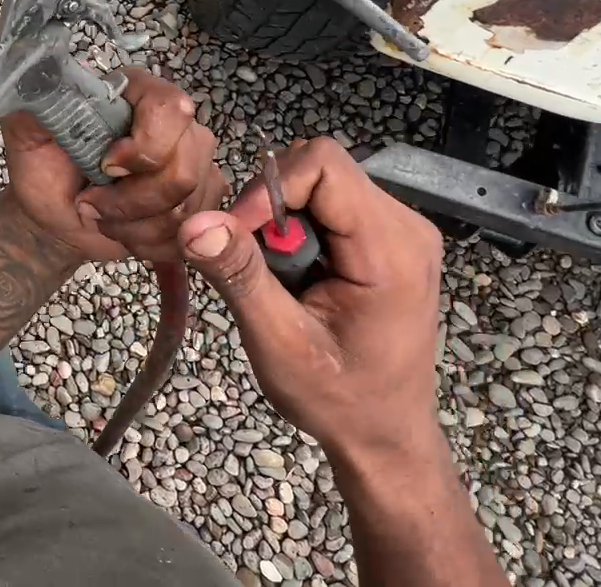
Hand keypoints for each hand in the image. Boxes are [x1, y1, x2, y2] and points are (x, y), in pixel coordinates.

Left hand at [0, 69, 227, 263]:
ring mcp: (194, 164)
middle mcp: (175, 125)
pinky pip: (188, 234)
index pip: (170, 108)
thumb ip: (36, 103)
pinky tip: (121, 230)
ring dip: (132, 225)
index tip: (104, 167)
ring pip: (184, 209)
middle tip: (90, 203)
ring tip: (100, 215)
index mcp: (135, 94)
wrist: (54, 217)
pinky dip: (146, 243)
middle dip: (129, 202)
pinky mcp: (199, 202)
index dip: (143, 147)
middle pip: (182, 170)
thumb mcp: (26, 134)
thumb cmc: (44, 170)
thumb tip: (44, 75)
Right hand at [177, 137, 444, 470]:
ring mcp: (399, 229)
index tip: (238, 233)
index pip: (324, 165)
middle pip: (318, 168)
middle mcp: (406, 226)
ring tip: (273, 273)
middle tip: (253, 261)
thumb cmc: (337, 399)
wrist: (384, 435)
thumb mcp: (278, 344)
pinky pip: (325, 199)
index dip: (269, 188)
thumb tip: (193, 221)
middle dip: (269, 204)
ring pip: (317, 179)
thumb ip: (240, 276)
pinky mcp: (384, 235)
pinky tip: (291, 270)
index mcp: (392, 250)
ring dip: (278, 216)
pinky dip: (292, 223)